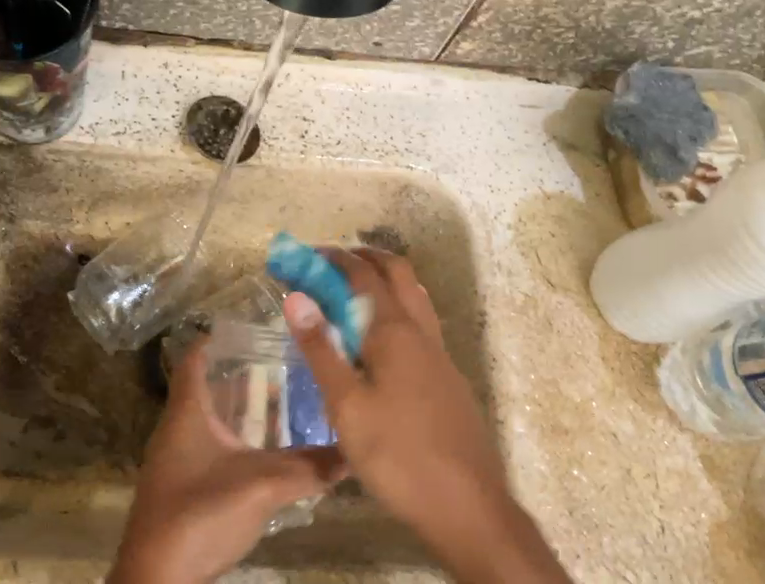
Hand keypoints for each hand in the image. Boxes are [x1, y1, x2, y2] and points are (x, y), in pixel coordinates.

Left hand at [109, 342, 346, 583]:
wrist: (159, 579)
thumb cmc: (200, 512)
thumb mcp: (262, 486)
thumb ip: (308, 469)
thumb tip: (353, 452)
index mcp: (187, 411)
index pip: (195, 357)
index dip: (219, 337)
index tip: (253, 327)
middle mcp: (176, 428)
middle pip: (208, 388)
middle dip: (243, 376)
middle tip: (284, 366)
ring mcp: (175, 461)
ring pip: (210, 422)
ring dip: (242, 413)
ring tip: (283, 406)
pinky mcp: (181, 490)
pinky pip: (210, 451)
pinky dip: (236, 444)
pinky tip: (265, 455)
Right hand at [286, 249, 569, 583]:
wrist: (468, 508)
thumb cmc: (398, 455)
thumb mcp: (346, 406)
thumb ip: (321, 349)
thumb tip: (296, 296)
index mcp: (395, 331)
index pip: (361, 274)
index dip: (330, 259)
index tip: (301, 256)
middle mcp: (421, 332)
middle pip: (397, 273)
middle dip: (362, 258)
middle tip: (328, 266)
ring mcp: (440, 356)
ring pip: (414, 297)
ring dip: (383, 282)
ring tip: (348, 297)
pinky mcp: (448, 381)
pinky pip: (419, 325)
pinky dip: (394, 312)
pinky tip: (377, 346)